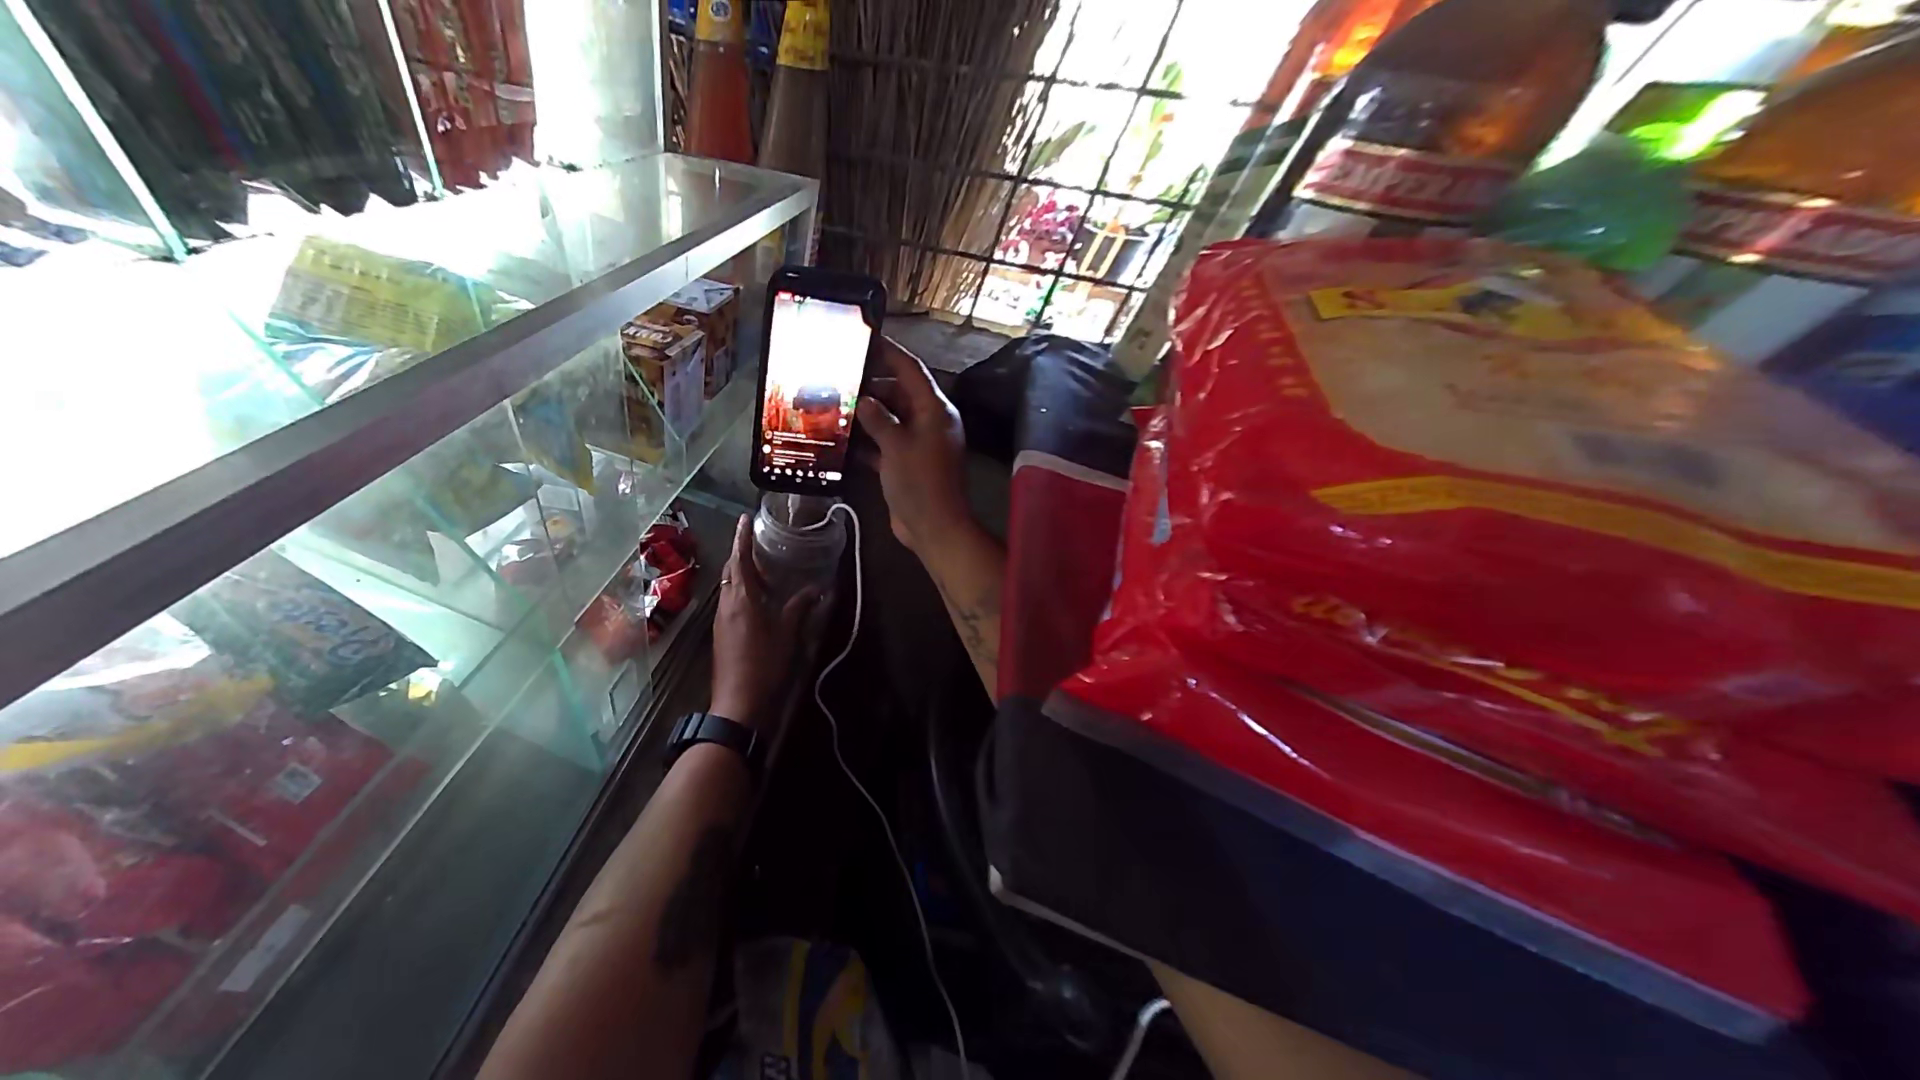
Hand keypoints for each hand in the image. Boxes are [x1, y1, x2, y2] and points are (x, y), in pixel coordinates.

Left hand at [710, 514, 814, 729]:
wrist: (740, 702)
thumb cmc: (766, 663)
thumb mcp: (789, 632)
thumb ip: (801, 607)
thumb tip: (819, 589)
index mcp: (741, 597)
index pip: (739, 558)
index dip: (742, 537)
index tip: (745, 518)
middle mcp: (726, 603)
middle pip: (730, 570)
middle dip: (742, 554)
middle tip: (760, 544)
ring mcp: (721, 619)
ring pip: (729, 586)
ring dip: (743, 574)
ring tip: (764, 568)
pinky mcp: (722, 633)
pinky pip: (731, 601)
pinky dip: (742, 591)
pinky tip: (760, 598)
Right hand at [856, 337, 970, 556]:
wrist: (934, 527)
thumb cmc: (920, 481)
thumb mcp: (897, 445)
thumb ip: (879, 418)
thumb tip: (864, 399)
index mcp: (934, 410)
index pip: (911, 371)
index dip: (890, 352)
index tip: (867, 338)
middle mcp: (929, 422)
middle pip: (898, 393)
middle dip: (871, 387)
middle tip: (839, 378)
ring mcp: (918, 444)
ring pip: (889, 419)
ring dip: (866, 415)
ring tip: (834, 405)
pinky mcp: (906, 464)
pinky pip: (885, 444)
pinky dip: (867, 441)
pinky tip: (841, 439)